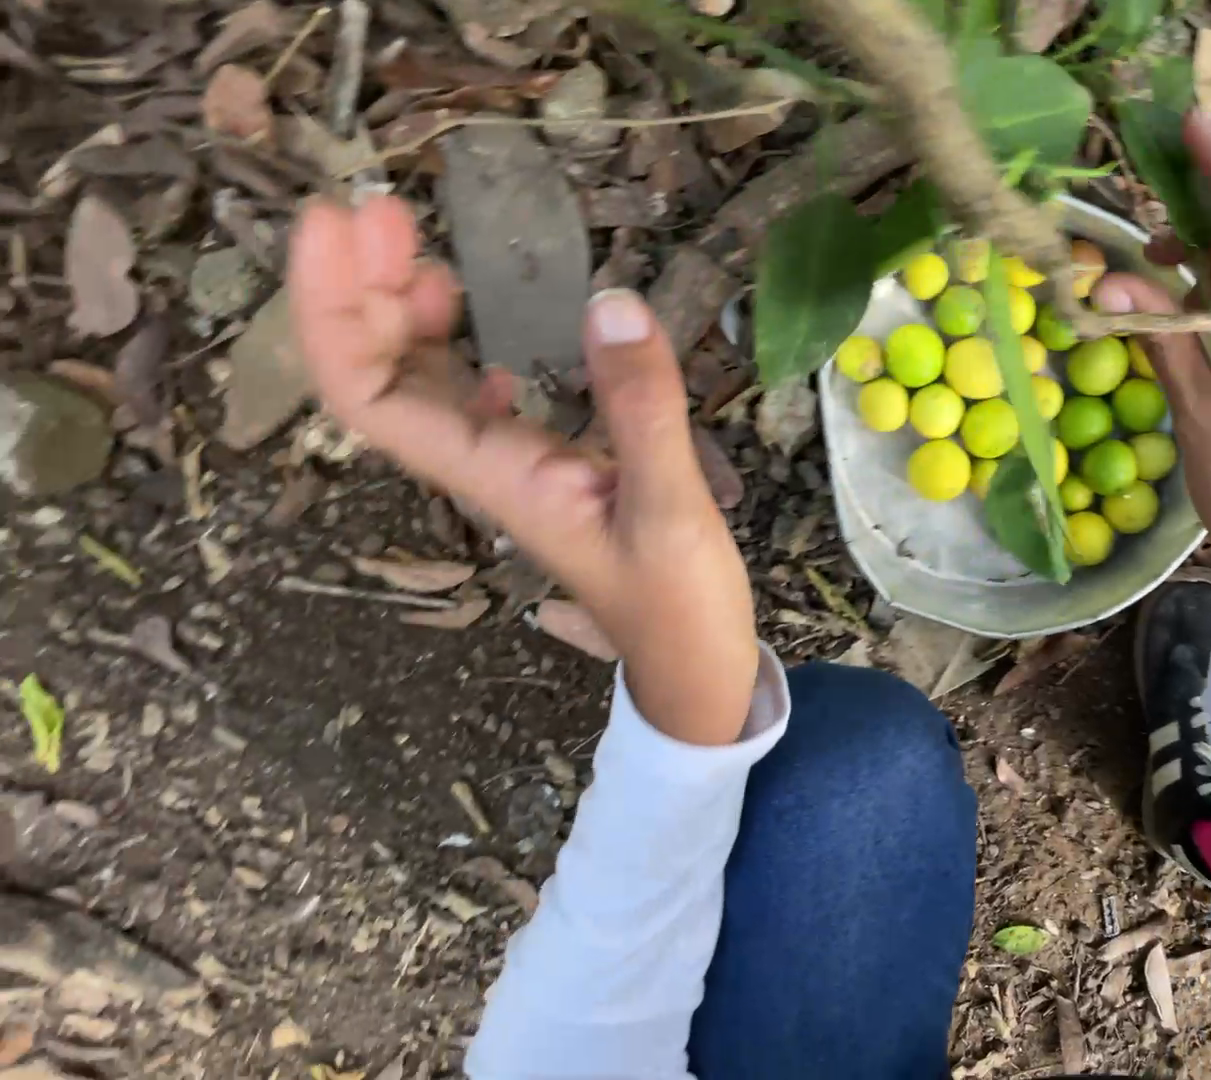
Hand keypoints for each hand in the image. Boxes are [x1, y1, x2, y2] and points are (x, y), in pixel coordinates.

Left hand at [288, 196, 759, 745]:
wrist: (694, 660)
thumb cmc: (678, 599)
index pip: (370, 392)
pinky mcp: (553, 473)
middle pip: (382, 379)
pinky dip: (465, 356)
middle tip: (389, 214)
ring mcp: (518, 472)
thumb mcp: (670, 506)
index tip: (341, 224)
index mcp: (496, 478)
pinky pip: (480, 405)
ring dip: (408, 315)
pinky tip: (486, 333)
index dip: (335, 308)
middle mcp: (488, 471)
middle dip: (364, 291)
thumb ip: (643, 410)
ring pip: (427, 389)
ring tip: (425, 250)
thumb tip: (613, 301)